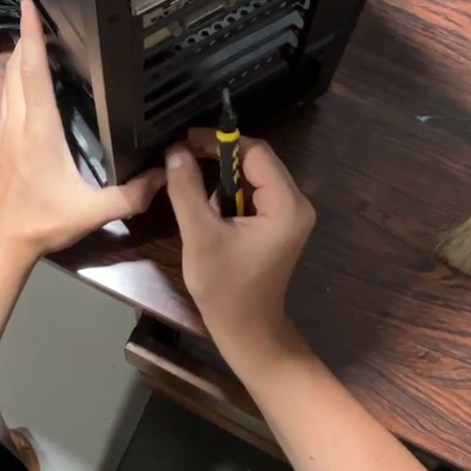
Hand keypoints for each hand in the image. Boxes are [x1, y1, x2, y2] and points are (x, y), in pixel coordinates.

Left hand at [0, 0, 165, 258]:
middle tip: (39, 12)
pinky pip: (7, 97)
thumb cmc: (40, 222)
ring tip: (35, 36)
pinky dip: (15, 78)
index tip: (29, 5)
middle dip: (25, 36)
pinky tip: (26, 80)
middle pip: (16, 68)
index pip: (33, 72)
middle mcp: (18, 123)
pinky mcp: (0, 142)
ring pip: (7, 82)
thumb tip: (164, 177)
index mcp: (39, 130)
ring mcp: (5, 131)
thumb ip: (131, 196)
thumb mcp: (91, 212)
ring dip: (18, 56)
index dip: (32, 36)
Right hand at [164, 131, 316, 362]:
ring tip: (190, 182)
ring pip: (252, 174)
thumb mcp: (200, 235)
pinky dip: (228, 190)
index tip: (185, 141)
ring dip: (221, 174)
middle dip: (218, 155)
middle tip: (182, 156)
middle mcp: (295, 204)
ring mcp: (289, 214)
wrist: (246, 329)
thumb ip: (186, 189)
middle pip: (256, 160)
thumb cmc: (225, 287)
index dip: (219, 141)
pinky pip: (253, 191)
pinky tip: (207, 205)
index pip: (255, 152)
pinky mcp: (278, 223)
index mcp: (286, 205)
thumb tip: (175, 152)